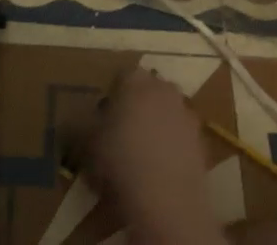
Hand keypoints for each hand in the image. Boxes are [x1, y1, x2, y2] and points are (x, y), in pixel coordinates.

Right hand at [92, 69, 225, 244]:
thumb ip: (81, 122)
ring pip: (168, 110)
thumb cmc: (121, 161)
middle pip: (149, 88)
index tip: (103, 112)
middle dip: (137, 102)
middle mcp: (165, 89)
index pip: (123, 74)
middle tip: (121, 127)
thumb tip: (75, 117)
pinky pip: (181, 134)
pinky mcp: (202, 140)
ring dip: (157, 121)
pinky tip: (160, 165)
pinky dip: (172, 143)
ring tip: (142, 149)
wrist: (167, 201)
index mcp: (136, 82)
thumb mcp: (87, 141)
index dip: (112, 91)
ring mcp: (187, 114)